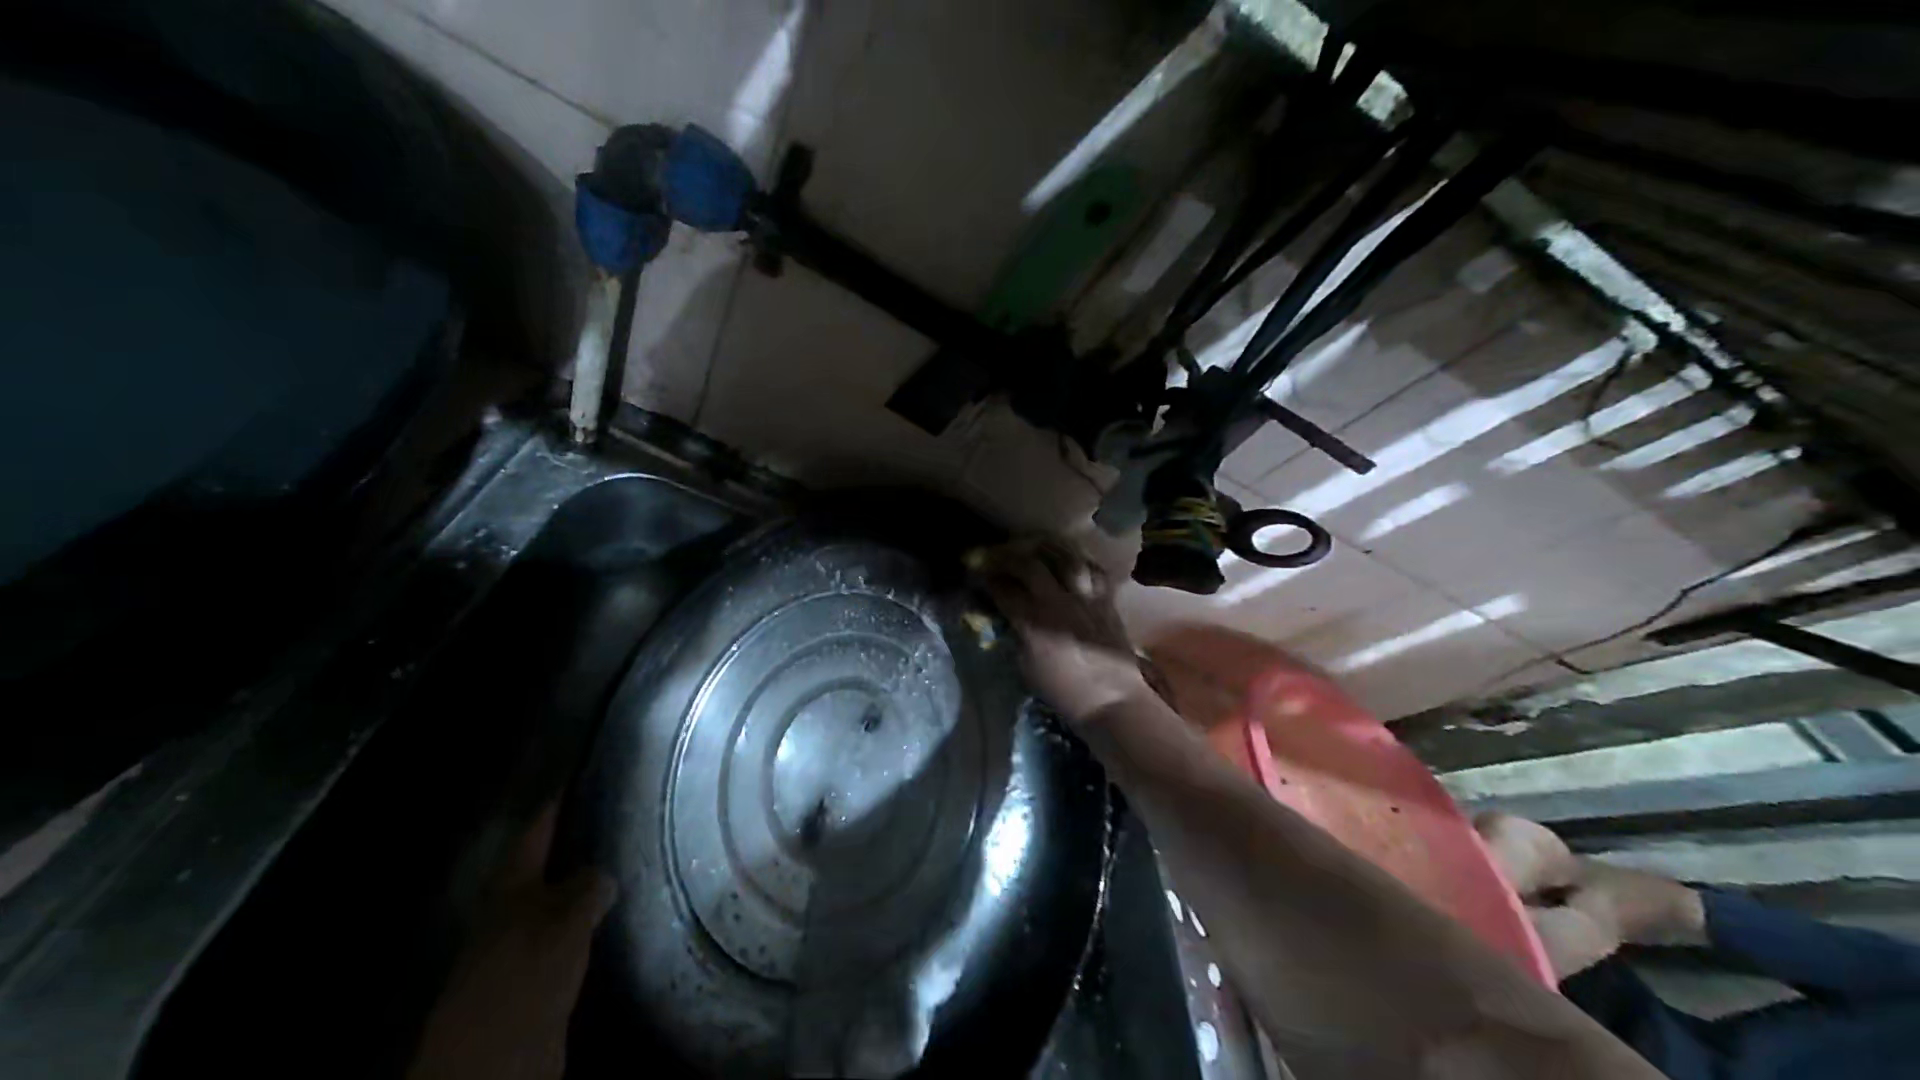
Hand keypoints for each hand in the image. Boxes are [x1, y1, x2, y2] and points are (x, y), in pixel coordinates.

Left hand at [408, 804, 616, 1079]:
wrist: (499, 1051)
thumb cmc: (526, 972)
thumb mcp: (563, 920)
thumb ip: (587, 890)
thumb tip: (604, 872)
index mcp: (512, 885)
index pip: (537, 830)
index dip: (560, 803)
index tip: (585, 775)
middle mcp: (513, 906)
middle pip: (546, 863)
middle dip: (578, 841)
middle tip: (620, 815)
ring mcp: (524, 940)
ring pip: (560, 897)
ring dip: (587, 881)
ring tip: (628, 859)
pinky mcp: (538, 971)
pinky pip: (570, 930)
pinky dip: (591, 917)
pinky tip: (618, 912)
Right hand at [972, 538, 1153, 726]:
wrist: (1113, 701)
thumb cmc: (1065, 692)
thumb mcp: (1027, 668)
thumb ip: (1017, 636)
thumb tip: (1010, 619)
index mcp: (1033, 622)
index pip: (1003, 590)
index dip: (986, 578)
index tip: (977, 572)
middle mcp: (1058, 602)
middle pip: (1030, 565)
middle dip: (1007, 556)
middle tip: (995, 554)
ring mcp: (1085, 598)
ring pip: (1065, 558)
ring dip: (1045, 548)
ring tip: (1033, 545)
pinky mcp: (1107, 601)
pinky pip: (1095, 571)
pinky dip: (1081, 562)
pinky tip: (1071, 560)